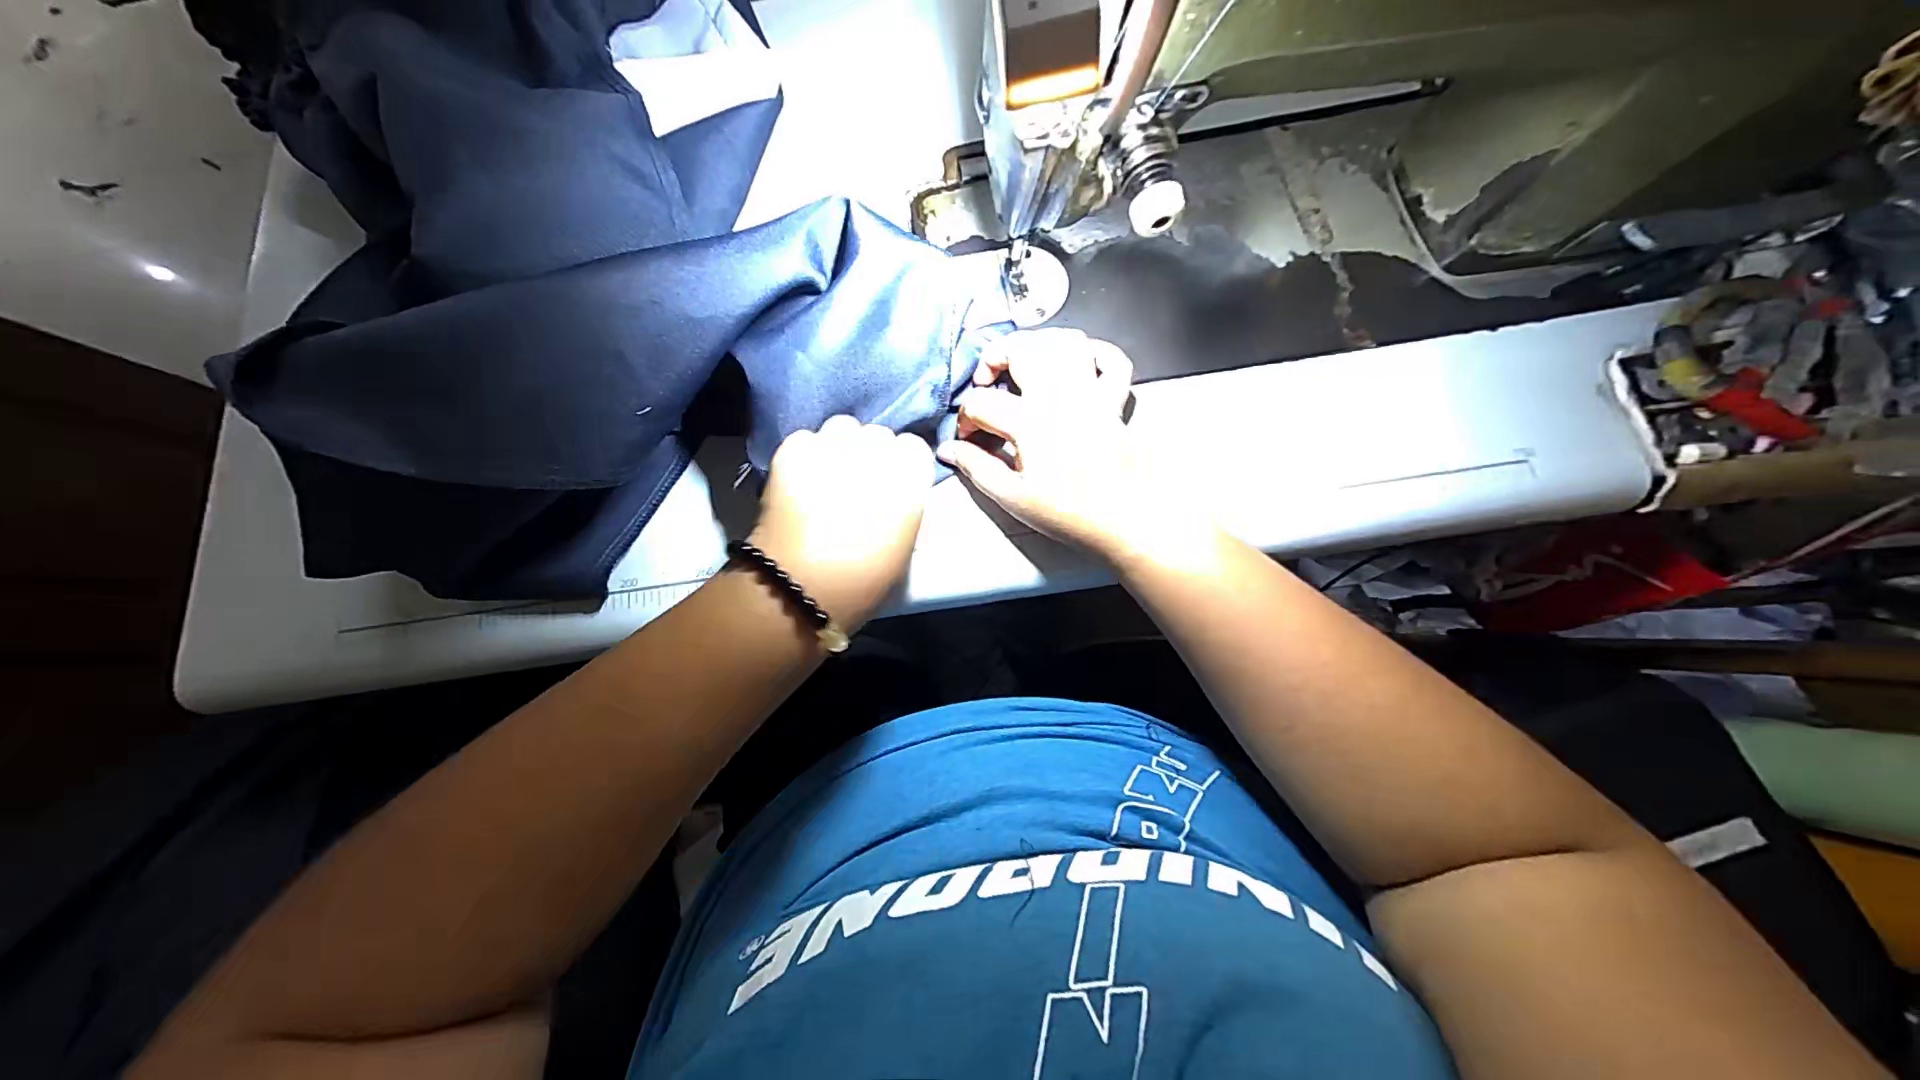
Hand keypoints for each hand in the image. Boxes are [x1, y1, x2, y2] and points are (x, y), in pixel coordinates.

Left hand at [749, 415, 934, 630]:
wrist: (798, 587)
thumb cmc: (863, 580)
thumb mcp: (906, 545)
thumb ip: (909, 507)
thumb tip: (902, 495)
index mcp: (910, 474)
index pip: (913, 446)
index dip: (902, 466)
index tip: (893, 486)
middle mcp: (874, 449)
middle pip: (878, 435)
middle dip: (871, 455)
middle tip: (859, 485)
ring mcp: (831, 445)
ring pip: (842, 428)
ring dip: (840, 447)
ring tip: (830, 476)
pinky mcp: (794, 449)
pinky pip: (806, 439)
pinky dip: (807, 454)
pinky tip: (802, 480)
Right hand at [936, 328, 1213, 565]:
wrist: (1125, 523)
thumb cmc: (1069, 514)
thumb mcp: (1013, 497)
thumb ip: (977, 467)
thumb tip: (950, 450)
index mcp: (1030, 421)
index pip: (982, 402)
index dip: (965, 417)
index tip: (967, 436)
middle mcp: (1061, 397)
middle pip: (1021, 352)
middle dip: (994, 357)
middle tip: (986, 380)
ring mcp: (1092, 395)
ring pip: (1066, 344)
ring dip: (1040, 344)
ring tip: (1025, 361)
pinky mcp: (1115, 403)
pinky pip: (1113, 361)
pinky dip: (1096, 353)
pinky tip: (1079, 362)